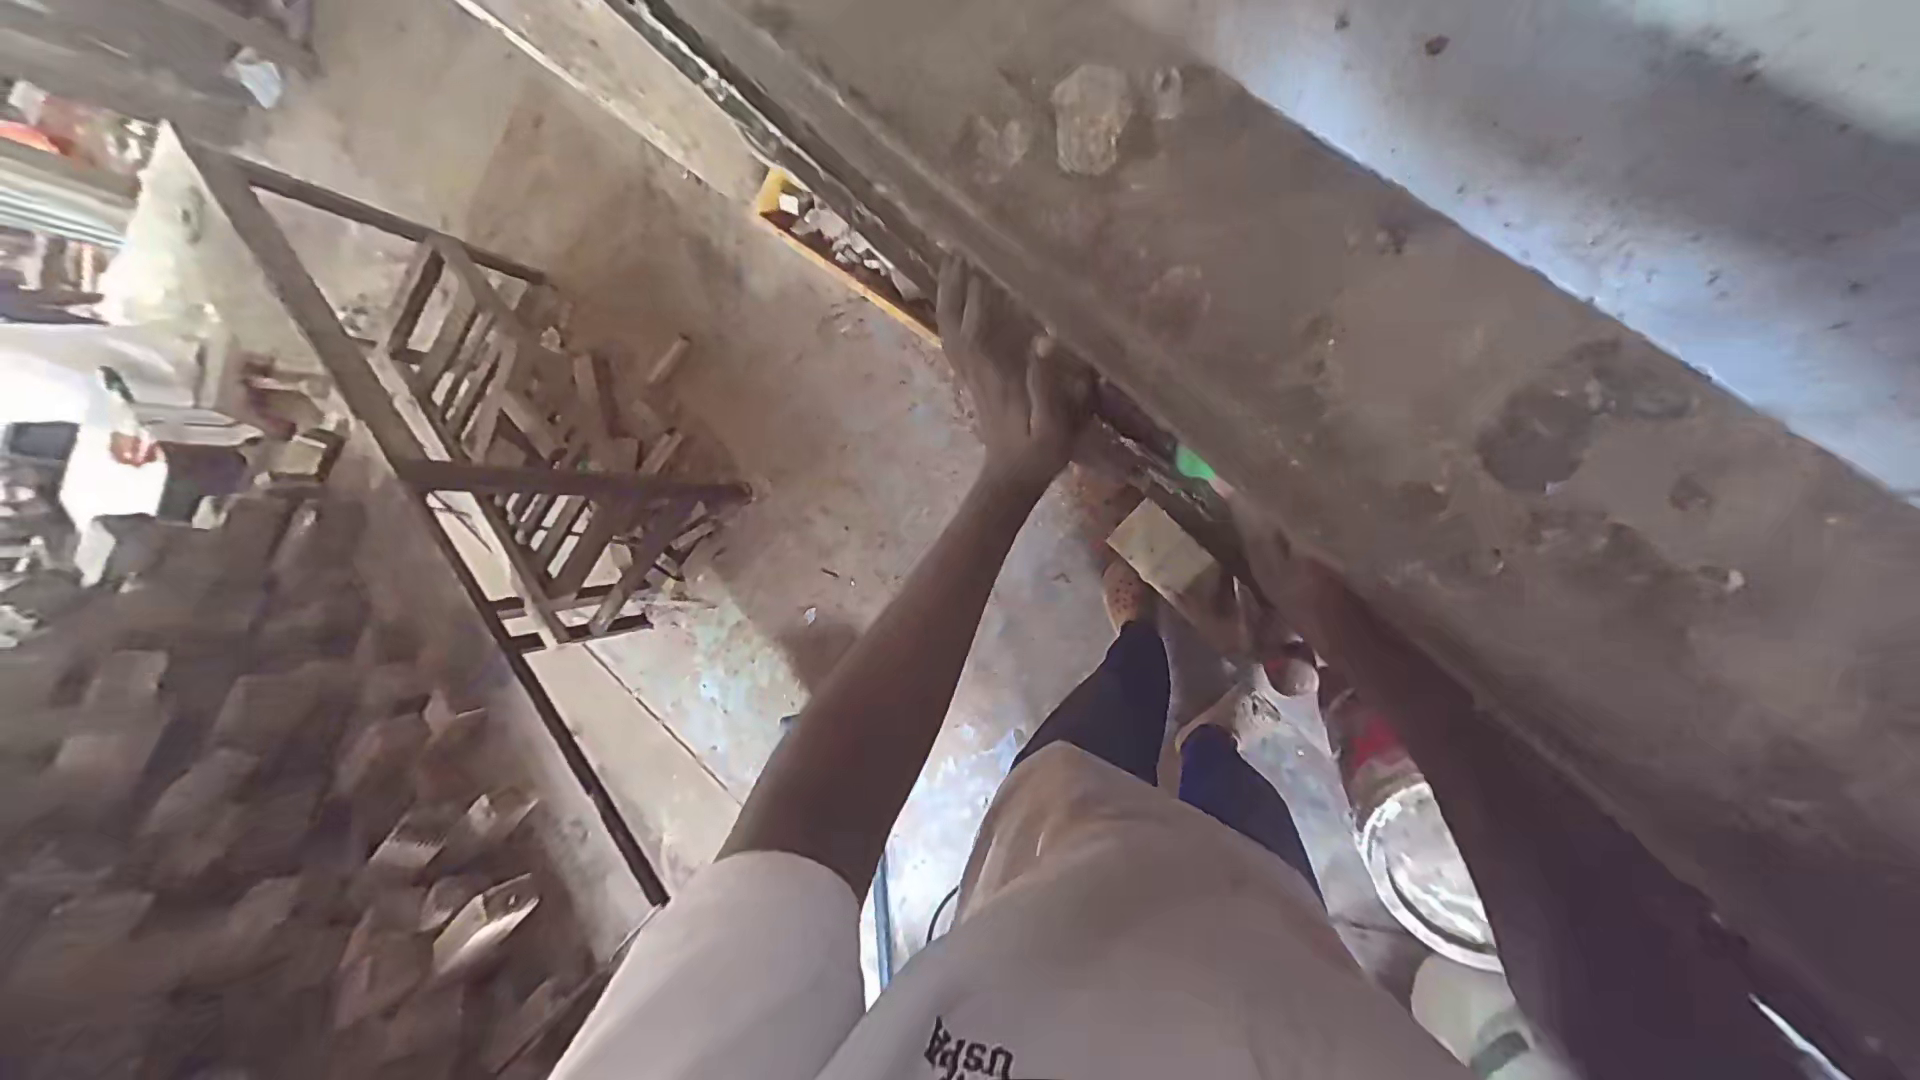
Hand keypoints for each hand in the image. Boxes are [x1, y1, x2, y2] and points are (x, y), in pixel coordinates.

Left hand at [938, 259, 1091, 493]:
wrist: (1011, 477)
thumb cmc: (1039, 452)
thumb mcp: (1056, 424)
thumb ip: (1049, 385)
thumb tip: (1046, 340)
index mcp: (996, 377)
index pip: (978, 329)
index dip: (975, 295)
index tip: (977, 260)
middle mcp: (976, 372)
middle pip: (954, 324)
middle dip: (953, 286)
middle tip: (956, 247)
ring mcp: (970, 376)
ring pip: (949, 332)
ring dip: (947, 298)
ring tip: (951, 265)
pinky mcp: (971, 381)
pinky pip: (954, 343)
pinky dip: (951, 317)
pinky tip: (957, 303)